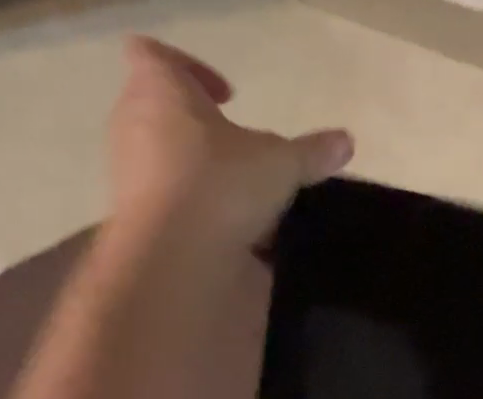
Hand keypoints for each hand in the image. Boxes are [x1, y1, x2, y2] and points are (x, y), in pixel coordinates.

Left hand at [107, 37, 352, 248]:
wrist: (179, 258)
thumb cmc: (221, 185)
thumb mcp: (282, 163)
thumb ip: (312, 152)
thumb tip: (345, 140)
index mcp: (160, 94)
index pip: (155, 56)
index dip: (192, 68)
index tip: (230, 96)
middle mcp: (136, 127)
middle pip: (168, 115)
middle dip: (211, 133)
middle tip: (251, 152)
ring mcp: (137, 177)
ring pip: (178, 164)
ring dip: (215, 178)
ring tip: (259, 200)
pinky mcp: (149, 221)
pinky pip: (184, 207)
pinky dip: (214, 216)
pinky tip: (252, 234)